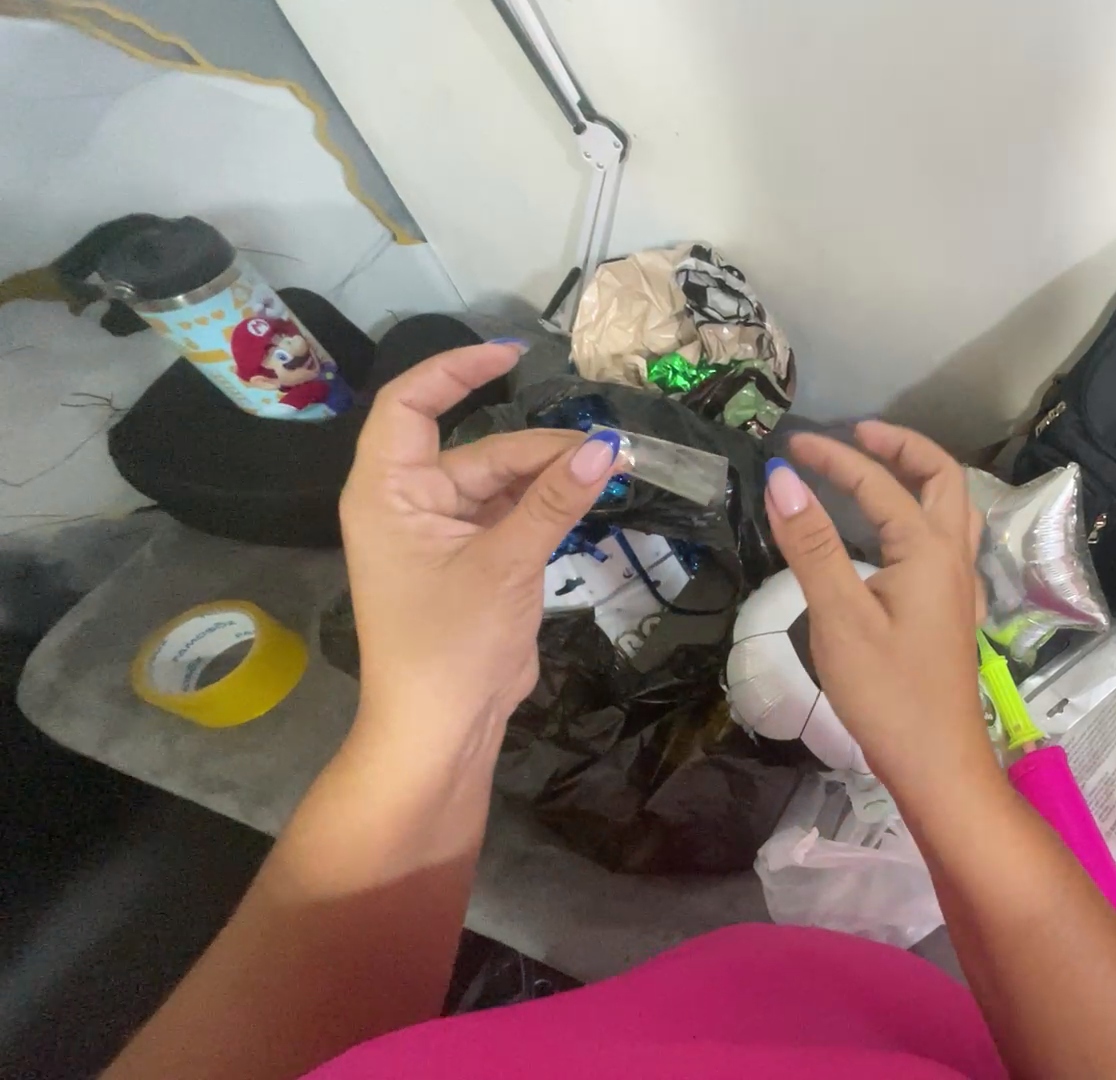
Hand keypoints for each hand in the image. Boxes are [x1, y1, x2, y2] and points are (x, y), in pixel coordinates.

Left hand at [339, 342, 619, 757]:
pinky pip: (520, 513)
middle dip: (544, 448)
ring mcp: (450, 531)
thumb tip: (608, 447)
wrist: (446, 720)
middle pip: (484, 451)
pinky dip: (555, 504)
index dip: (456, 372)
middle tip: (611, 451)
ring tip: (614, 469)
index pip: (411, 407)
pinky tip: (592, 496)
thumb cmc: (451, 640)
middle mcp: (415, 502)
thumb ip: (556, 501)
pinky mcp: (481, 556)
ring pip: (509, 483)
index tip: (514, 356)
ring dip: (557, 477)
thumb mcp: (506, 563)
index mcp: (390, 493)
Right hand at [764, 422, 995, 797]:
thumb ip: (813, 546)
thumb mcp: (840, 616)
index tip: (792, 445)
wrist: (936, 760)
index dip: (834, 458)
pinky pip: (949, 540)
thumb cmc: (887, 692)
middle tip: (858, 435)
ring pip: (953, 508)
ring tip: (878, 468)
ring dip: (921, 477)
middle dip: (902, 446)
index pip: (879, 484)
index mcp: (929, 550)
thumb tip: (784, 479)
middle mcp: (954, 556)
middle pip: (943, 477)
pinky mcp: (954, 608)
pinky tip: (898, 534)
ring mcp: (960, 584)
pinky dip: (925, 514)